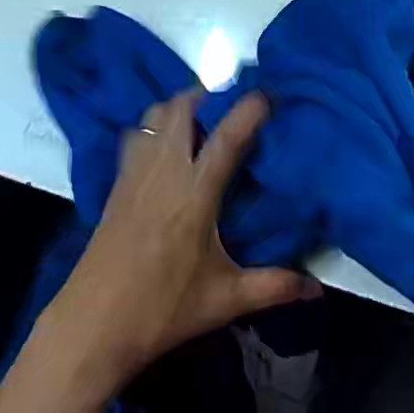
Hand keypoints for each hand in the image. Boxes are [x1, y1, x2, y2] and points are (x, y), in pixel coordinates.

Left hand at [0, 91, 318, 410]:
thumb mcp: (224, 299)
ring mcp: (136, 170)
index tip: (266, 93)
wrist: (95, 320)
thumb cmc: (163, 307)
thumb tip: (318, 290)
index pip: (227, 137)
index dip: (247, 109)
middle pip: (181, 108)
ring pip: (155, 114)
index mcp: (195, 192)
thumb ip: (274, 286)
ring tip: (200, 119)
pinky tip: (166, 145)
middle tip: (229, 103)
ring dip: (179, 106)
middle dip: (206, 95)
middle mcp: (165, 169)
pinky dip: (155, 124)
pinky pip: (137, 133)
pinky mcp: (118, 180)